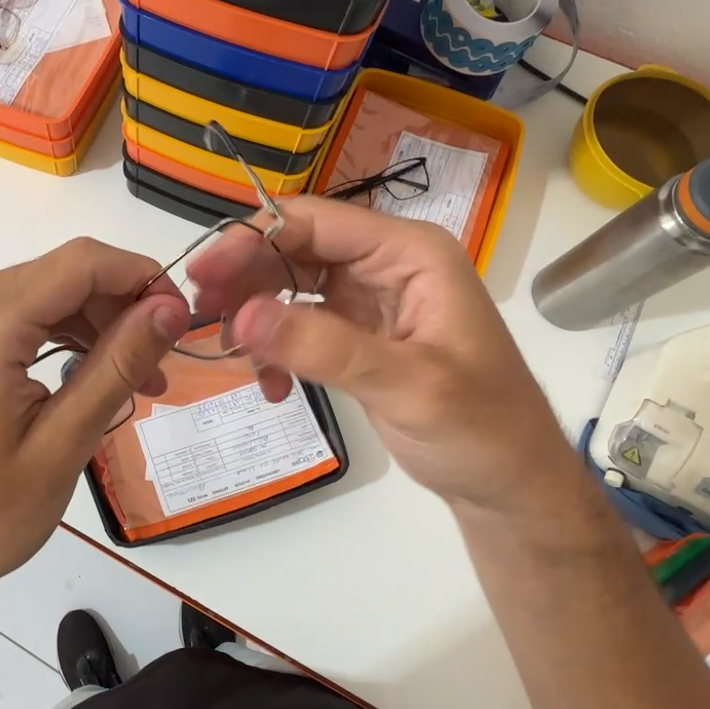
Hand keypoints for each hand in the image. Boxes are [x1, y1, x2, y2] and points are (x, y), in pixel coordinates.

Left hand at [0, 238, 191, 631]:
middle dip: (120, 308)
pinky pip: (16, 316)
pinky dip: (59, 336)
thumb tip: (171, 307)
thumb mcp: (64, 442)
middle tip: (160, 366)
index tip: (180, 320)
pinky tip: (89, 375)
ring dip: (94, 324)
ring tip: (135, 379)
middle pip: (62, 274)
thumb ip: (118, 363)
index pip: (81, 263)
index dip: (141, 278)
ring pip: (42, 293)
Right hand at [188, 197, 573, 513]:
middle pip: (295, 248)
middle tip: (200, 313)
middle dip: (245, 278)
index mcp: (410, 253)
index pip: (316, 222)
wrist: (509, 486)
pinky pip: (298, 324)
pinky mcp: (356, 335)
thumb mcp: (406, 385)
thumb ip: (324, 347)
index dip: (253, 239)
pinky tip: (271, 386)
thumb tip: (241, 316)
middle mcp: (387, 264)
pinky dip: (275, 349)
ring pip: (290, 285)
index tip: (202, 274)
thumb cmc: (481, 429)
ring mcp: (369, 300)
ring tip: (230, 353)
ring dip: (255, 315)